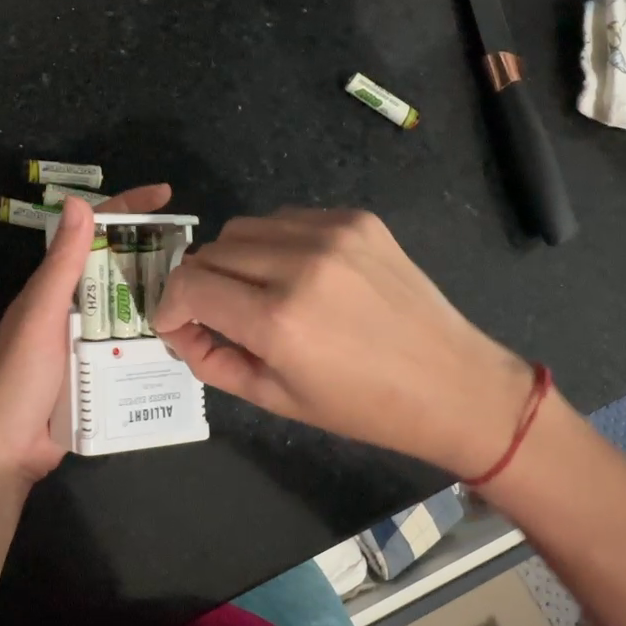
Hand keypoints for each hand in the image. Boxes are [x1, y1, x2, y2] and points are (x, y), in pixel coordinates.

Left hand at [0, 184, 174, 483]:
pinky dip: (153, 331)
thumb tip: (81, 203)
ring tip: (200, 290)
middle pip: (115, 264)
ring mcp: (83, 335)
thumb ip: (61, 264)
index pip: (92, 231)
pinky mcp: (96, 365)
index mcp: (54, 283)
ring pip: (127, 302)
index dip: (126, 207)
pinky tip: (183, 335)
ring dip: (157, 292)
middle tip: (197, 251)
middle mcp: (70, 302)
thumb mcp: (41, 315)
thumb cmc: (20, 375)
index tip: (166, 194)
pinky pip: (129, 338)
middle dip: (151, 251)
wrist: (9, 447)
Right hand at [153, 209, 532, 478]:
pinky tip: (300, 273)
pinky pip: (285, 218)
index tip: (176, 323)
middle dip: (201, 285)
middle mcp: (299, 266)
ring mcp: (330, 235)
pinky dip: (275, 243)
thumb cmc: (364, 407)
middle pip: (210, 252)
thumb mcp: (277, 399)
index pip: (189, 285)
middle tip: (218, 314)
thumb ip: (213, 362)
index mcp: (278, 321)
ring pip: (243, 228)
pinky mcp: (355, 219)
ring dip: (235, 259)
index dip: (169, 305)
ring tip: (261, 292)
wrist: (456, 385)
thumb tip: (179, 331)